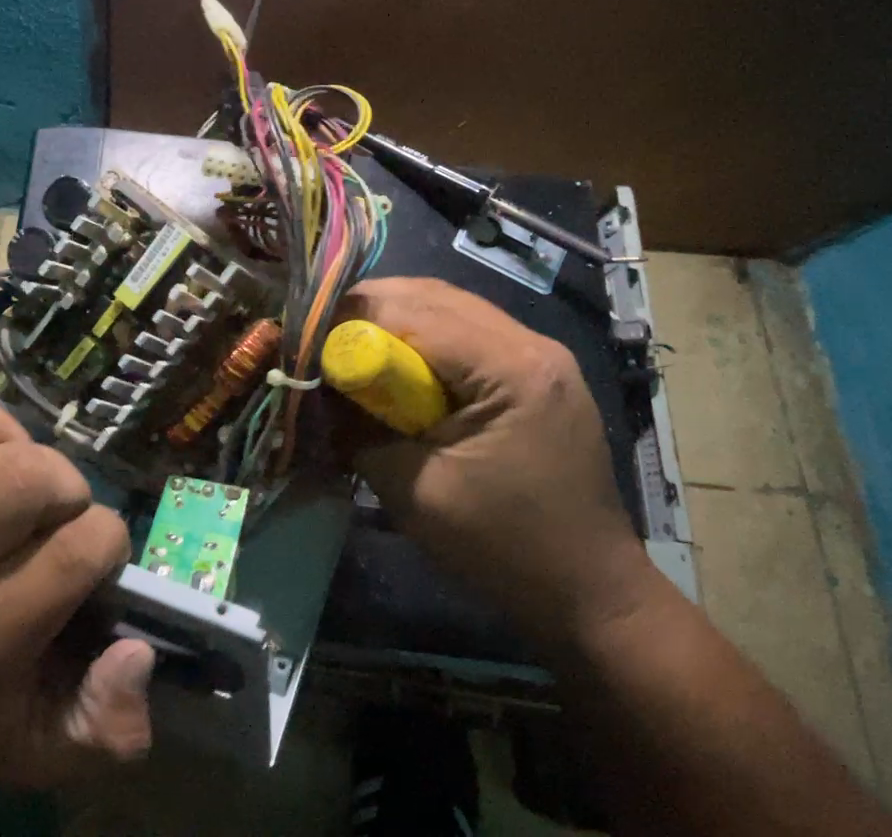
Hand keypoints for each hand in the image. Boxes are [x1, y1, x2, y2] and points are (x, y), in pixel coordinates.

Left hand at [0, 394, 154, 784]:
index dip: (107, 543)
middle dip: (71, 494)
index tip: (99, 559)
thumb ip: (104, 727)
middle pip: (30, 479)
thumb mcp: (31, 750)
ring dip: (33, 459)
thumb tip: (137, 651)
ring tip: (24, 500)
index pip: (70, 554)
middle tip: (62, 524)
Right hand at [338, 278, 656, 645]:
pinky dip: (422, 341)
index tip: (302, 337)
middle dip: (367, 310)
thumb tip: (314, 392)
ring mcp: (540, 358)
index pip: (414, 314)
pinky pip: (467, 337)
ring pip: (450, 309)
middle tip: (316, 337)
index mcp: (512, 370)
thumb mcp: (413, 492)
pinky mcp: (535, 377)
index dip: (351, 319)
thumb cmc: (502, 548)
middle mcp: (533, 346)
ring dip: (393, 321)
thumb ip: (358, 432)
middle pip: (434, 297)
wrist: (589, 593)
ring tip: (344, 348)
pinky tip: (392, 366)